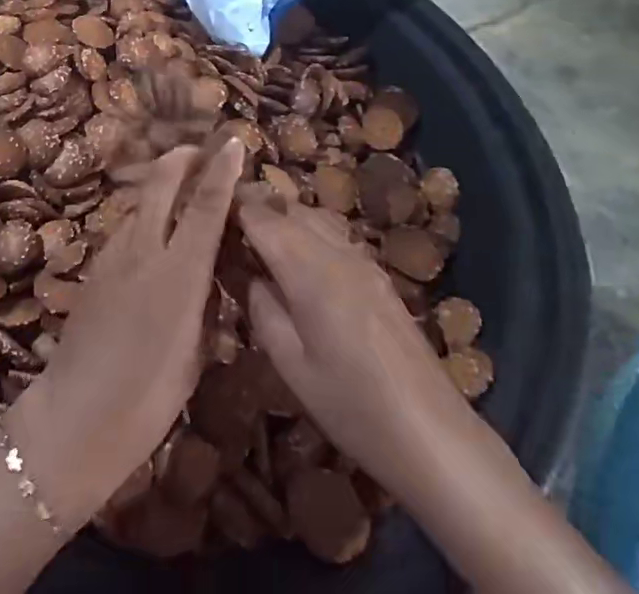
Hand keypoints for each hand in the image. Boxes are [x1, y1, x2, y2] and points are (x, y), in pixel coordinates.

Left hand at [6, 139, 243, 527]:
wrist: (77, 415)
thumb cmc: (151, 395)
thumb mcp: (197, 352)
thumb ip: (208, 302)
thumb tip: (212, 273)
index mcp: (179, 273)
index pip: (206, 206)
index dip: (222, 170)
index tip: (234, 143)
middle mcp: (143, 251)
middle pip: (160, 184)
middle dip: (181, 160)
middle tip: (199, 152)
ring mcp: (111, 257)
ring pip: (138, 206)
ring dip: (160, 190)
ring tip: (181, 195)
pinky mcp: (92, 270)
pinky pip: (124, 233)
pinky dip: (143, 222)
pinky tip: (152, 242)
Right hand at [236, 186, 474, 501]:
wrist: (429, 432)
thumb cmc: (349, 404)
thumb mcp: (289, 363)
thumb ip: (262, 308)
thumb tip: (249, 274)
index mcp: (310, 271)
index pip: (264, 218)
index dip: (235, 207)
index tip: (208, 209)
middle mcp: (338, 253)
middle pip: (292, 209)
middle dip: (258, 207)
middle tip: (226, 225)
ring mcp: (364, 261)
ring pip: (317, 216)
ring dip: (285, 217)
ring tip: (256, 237)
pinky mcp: (379, 275)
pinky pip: (335, 235)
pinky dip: (309, 231)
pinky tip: (297, 257)